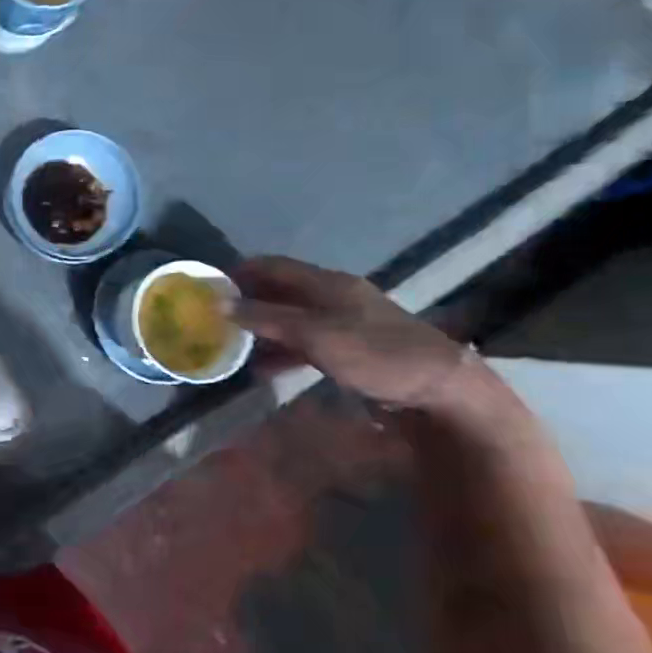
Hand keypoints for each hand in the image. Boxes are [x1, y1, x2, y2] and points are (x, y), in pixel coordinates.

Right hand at [229, 256, 476, 410]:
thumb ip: (265, 318)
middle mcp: (334, 295)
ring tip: (234, 344)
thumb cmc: (373, 353)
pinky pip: (306, 339)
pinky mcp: (352, 346)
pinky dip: (282, 348)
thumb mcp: (312, 334)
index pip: (271, 265)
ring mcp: (345, 320)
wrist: (442, 387)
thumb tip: (219, 304)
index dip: (239, 271)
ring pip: (291, 317)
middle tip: (217, 318)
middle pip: (280, 290)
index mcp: (325, 283)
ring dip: (263, 328)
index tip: (209, 286)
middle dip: (247, 301)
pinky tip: (265, 366)